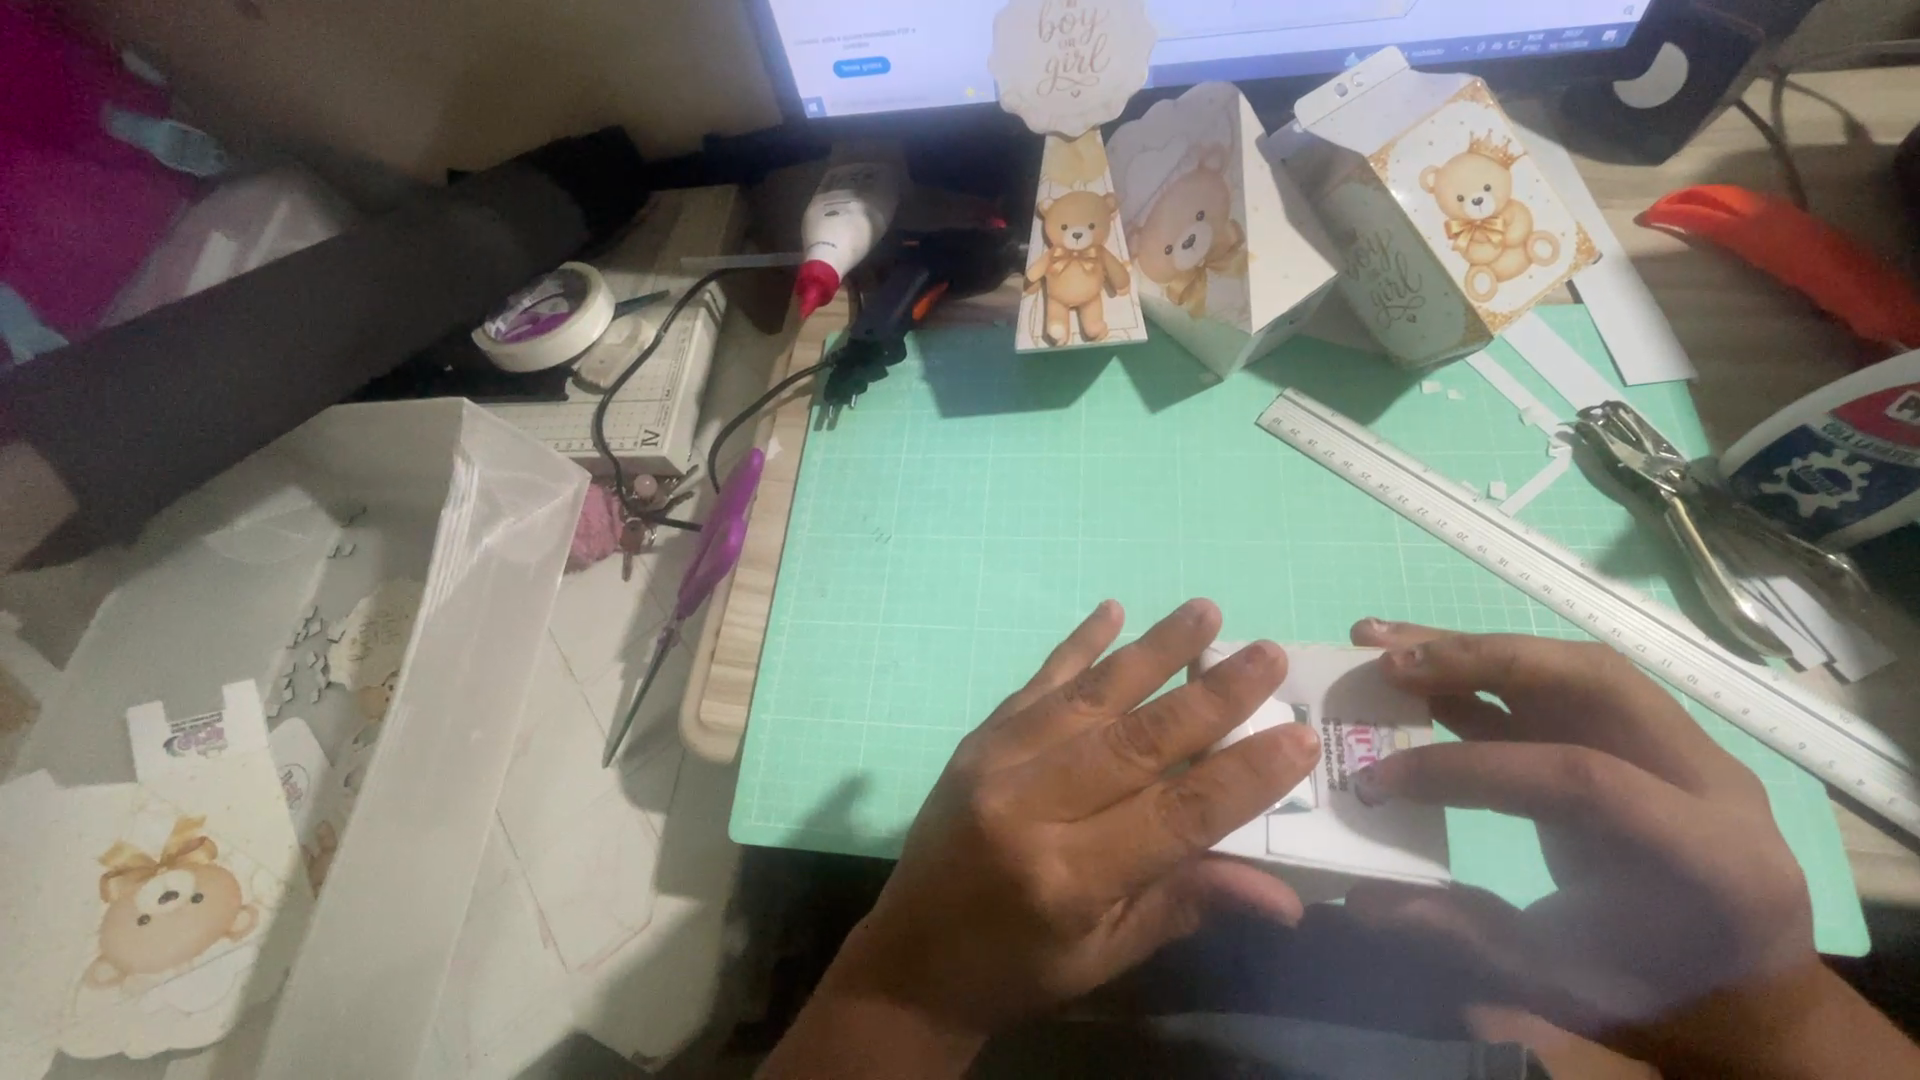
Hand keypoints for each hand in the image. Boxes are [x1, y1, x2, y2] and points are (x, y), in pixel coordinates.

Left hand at [772, 600, 1319, 1072]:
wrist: (913, 955)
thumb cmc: (1018, 966)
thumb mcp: (1105, 955)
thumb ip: (1186, 905)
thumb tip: (1286, 894)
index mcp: (1068, 876)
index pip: (1178, 814)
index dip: (1245, 776)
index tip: (1299, 735)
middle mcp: (1030, 805)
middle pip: (1138, 740)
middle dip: (1212, 695)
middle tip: (1267, 654)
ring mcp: (996, 761)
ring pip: (1090, 695)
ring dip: (1152, 650)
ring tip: (1204, 611)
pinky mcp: (978, 739)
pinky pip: (1036, 683)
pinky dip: (1077, 644)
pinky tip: (1109, 610)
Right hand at [1343, 619, 1815, 1035]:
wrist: (1730, 983)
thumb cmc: (1648, 987)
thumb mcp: (1557, 980)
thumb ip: (1461, 931)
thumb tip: (1358, 897)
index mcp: (1710, 855)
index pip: (1585, 778)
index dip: (1470, 769)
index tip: (1379, 780)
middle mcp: (1706, 779)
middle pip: (1595, 680)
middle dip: (1479, 660)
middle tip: (1383, 662)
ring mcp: (1673, 745)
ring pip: (1568, 665)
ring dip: (1468, 647)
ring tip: (1378, 640)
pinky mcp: (1630, 732)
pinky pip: (1550, 683)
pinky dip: (1476, 669)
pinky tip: (1413, 670)